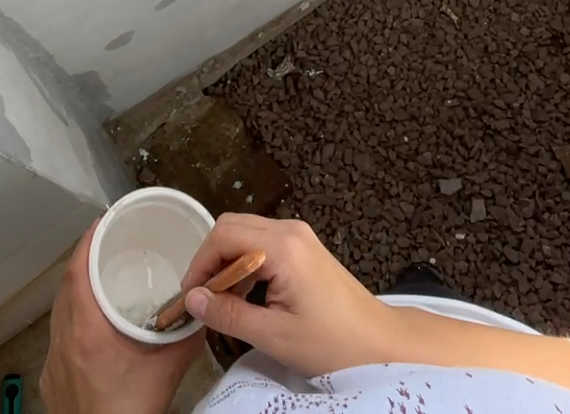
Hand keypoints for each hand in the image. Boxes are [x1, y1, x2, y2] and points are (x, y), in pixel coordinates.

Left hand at [41, 220, 202, 413]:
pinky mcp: (51, 380)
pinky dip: (72, 318)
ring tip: (99, 277)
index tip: (101, 223)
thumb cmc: (134, 408)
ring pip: (59, 312)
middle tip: (105, 244)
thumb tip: (204, 301)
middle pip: (64, 289)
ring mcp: (53, 362)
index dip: (85, 243)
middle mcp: (63, 342)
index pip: (76, 274)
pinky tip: (91, 324)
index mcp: (86, 332)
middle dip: (83, 261)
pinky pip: (58, 336)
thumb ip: (187, 329)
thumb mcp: (169, 367)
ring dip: (76, 290)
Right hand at [179, 213, 399, 376]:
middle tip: (202, 297)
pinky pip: (262, 242)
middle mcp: (289, 230)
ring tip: (220, 301)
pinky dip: (245, 262)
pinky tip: (243, 295)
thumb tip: (193, 300)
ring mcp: (298, 235)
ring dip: (227, 261)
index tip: (190, 297)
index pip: (224, 236)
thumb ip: (229, 314)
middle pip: (232, 227)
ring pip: (246, 232)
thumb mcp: (274, 335)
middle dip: (210, 259)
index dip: (200, 264)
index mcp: (282, 247)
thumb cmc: (330, 342)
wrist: (378, 342)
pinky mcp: (303, 246)